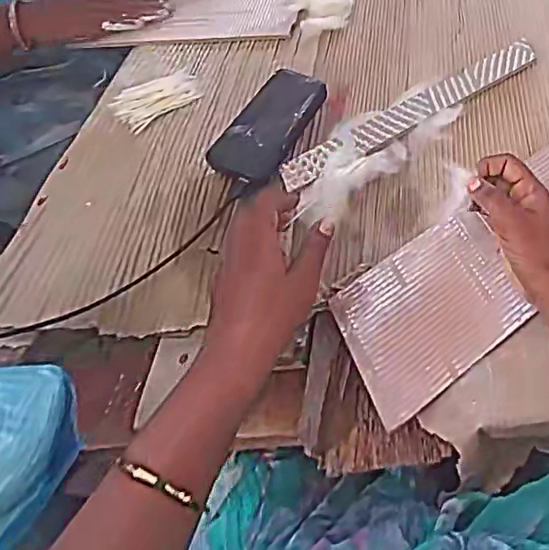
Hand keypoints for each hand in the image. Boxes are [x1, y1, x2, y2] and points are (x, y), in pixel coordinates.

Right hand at [17, 0, 169, 46]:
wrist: (34, 19)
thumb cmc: (59, 12)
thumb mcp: (85, 0)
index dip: (147, 1)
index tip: (164, 2)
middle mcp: (99, 4)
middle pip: (130, 5)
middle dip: (151, 7)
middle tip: (170, 8)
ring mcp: (94, 14)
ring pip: (124, 13)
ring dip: (144, 14)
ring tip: (162, 15)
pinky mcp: (88, 25)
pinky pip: (110, 24)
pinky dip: (125, 23)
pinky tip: (139, 23)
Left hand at [202, 184, 334, 372]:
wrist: (236, 353)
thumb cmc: (267, 320)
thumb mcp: (304, 281)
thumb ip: (316, 248)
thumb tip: (325, 227)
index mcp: (258, 239)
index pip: (266, 201)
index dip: (282, 196)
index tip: (296, 198)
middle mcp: (238, 246)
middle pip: (248, 210)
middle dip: (269, 205)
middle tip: (289, 210)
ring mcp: (228, 263)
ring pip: (239, 228)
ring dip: (259, 222)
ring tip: (281, 231)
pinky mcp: (223, 279)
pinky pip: (235, 247)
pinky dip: (251, 241)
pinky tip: (267, 259)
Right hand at [467, 154, 548, 306]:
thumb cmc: (542, 257)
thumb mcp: (511, 220)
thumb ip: (491, 198)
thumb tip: (475, 182)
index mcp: (531, 191)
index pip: (508, 163)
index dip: (489, 165)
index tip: (475, 179)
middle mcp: (526, 201)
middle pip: (500, 178)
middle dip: (482, 182)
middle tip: (470, 193)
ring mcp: (519, 216)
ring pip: (496, 197)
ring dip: (481, 199)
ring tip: (471, 206)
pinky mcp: (512, 232)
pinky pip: (494, 215)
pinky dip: (483, 214)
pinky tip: (477, 221)